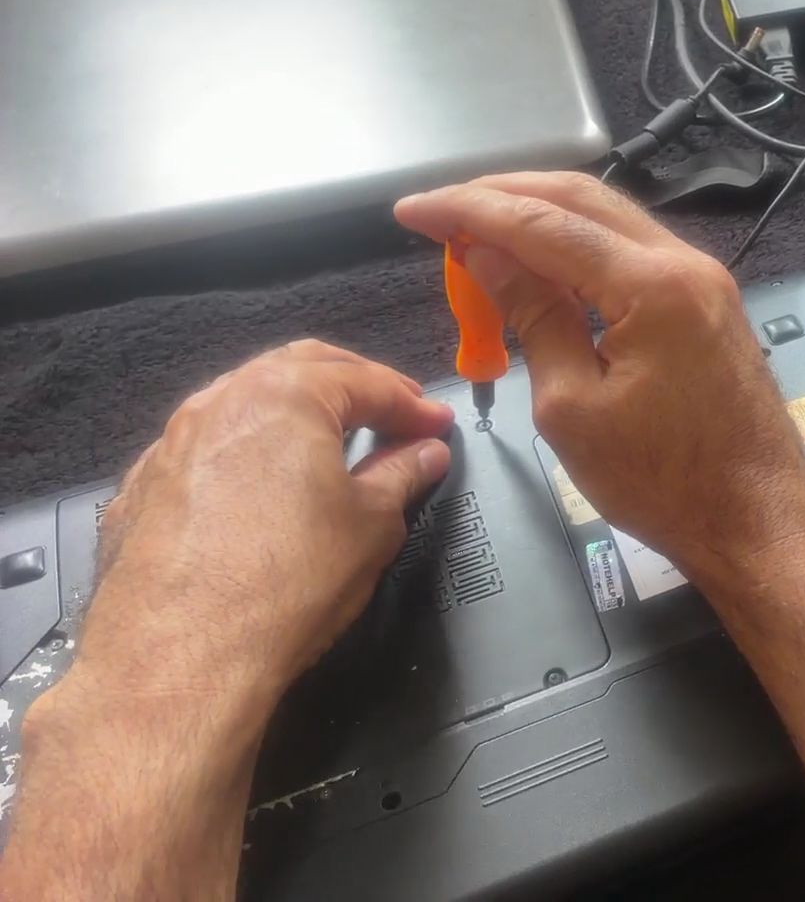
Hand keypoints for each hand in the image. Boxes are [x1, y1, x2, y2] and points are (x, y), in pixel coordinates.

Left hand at [79, 340, 453, 704]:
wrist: (180, 661)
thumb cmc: (289, 579)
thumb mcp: (377, 519)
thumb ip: (404, 472)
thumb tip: (424, 453)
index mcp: (283, 398)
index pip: (367, 382)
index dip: (415, 404)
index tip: (439, 425)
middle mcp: (217, 407)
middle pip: (300, 368)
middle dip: (358, 385)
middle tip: (398, 414)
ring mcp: (168, 448)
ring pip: (248, 400)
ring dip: (304, 410)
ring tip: (344, 440)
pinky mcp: (141, 493)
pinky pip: (211, 445)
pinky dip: (257, 445)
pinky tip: (280, 481)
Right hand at [394, 172, 804, 584]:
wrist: (757, 512)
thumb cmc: (664, 480)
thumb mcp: (573, 407)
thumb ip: (534, 318)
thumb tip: (488, 256)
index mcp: (655, 285)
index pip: (545, 222)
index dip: (470, 209)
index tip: (413, 211)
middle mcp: (690, 266)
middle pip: (587, 201)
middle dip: (509, 197)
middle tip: (446, 217)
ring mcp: (709, 283)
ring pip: (617, 224)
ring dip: (548, 222)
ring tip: (483, 240)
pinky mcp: (713, 306)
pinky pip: (641, 258)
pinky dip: (588, 254)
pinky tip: (547, 272)